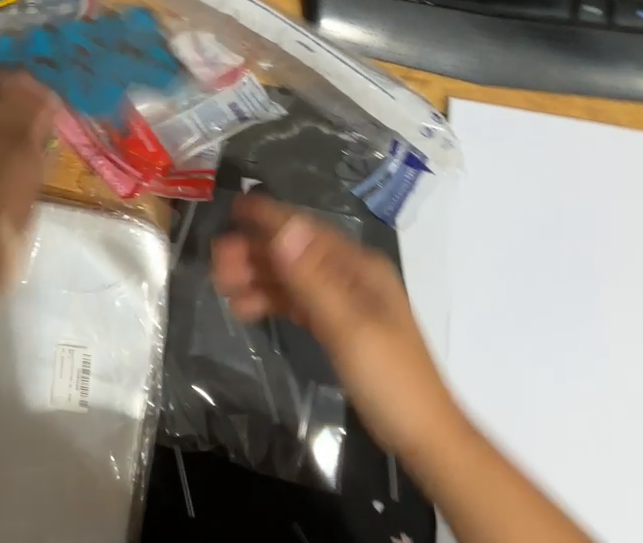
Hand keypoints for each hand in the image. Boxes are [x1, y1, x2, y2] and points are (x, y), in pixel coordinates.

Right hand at [212, 194, 462, 456]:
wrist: (424, 437)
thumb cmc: (390, 379)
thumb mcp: (348, 326)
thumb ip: (311, 278)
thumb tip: (282, 229)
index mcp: (360, 268)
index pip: (307, 231)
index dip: (270, 217)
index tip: (233, 206)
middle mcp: (350, 277)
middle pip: (293, 252)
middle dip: (255, 252)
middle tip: (217, 261)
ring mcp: (342, 301)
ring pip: (290, 277)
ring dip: (257, 277)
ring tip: (222, 285)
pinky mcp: (334, 325)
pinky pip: (294, 302)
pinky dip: (269, 300)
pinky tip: (244, 307)